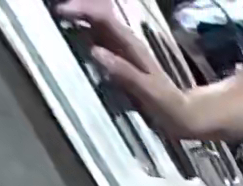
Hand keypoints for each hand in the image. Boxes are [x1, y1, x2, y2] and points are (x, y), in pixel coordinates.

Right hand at [54, 0, 191, 134]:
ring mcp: (127, 52)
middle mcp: (128, 43)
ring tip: (61, 19)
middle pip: (100, 13)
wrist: (185, 116)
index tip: (61, 12)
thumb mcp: (148, 92)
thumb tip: (96, 51)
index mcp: (132, 47)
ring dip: (82, 17)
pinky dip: (89, 32)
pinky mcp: (126, 62)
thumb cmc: (168, 107)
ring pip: (101, 24)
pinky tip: (78, 36)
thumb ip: (124, 72)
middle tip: (57, 12)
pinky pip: (104, 39)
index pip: (103, 17)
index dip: (82, 10)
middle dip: (79, 7)